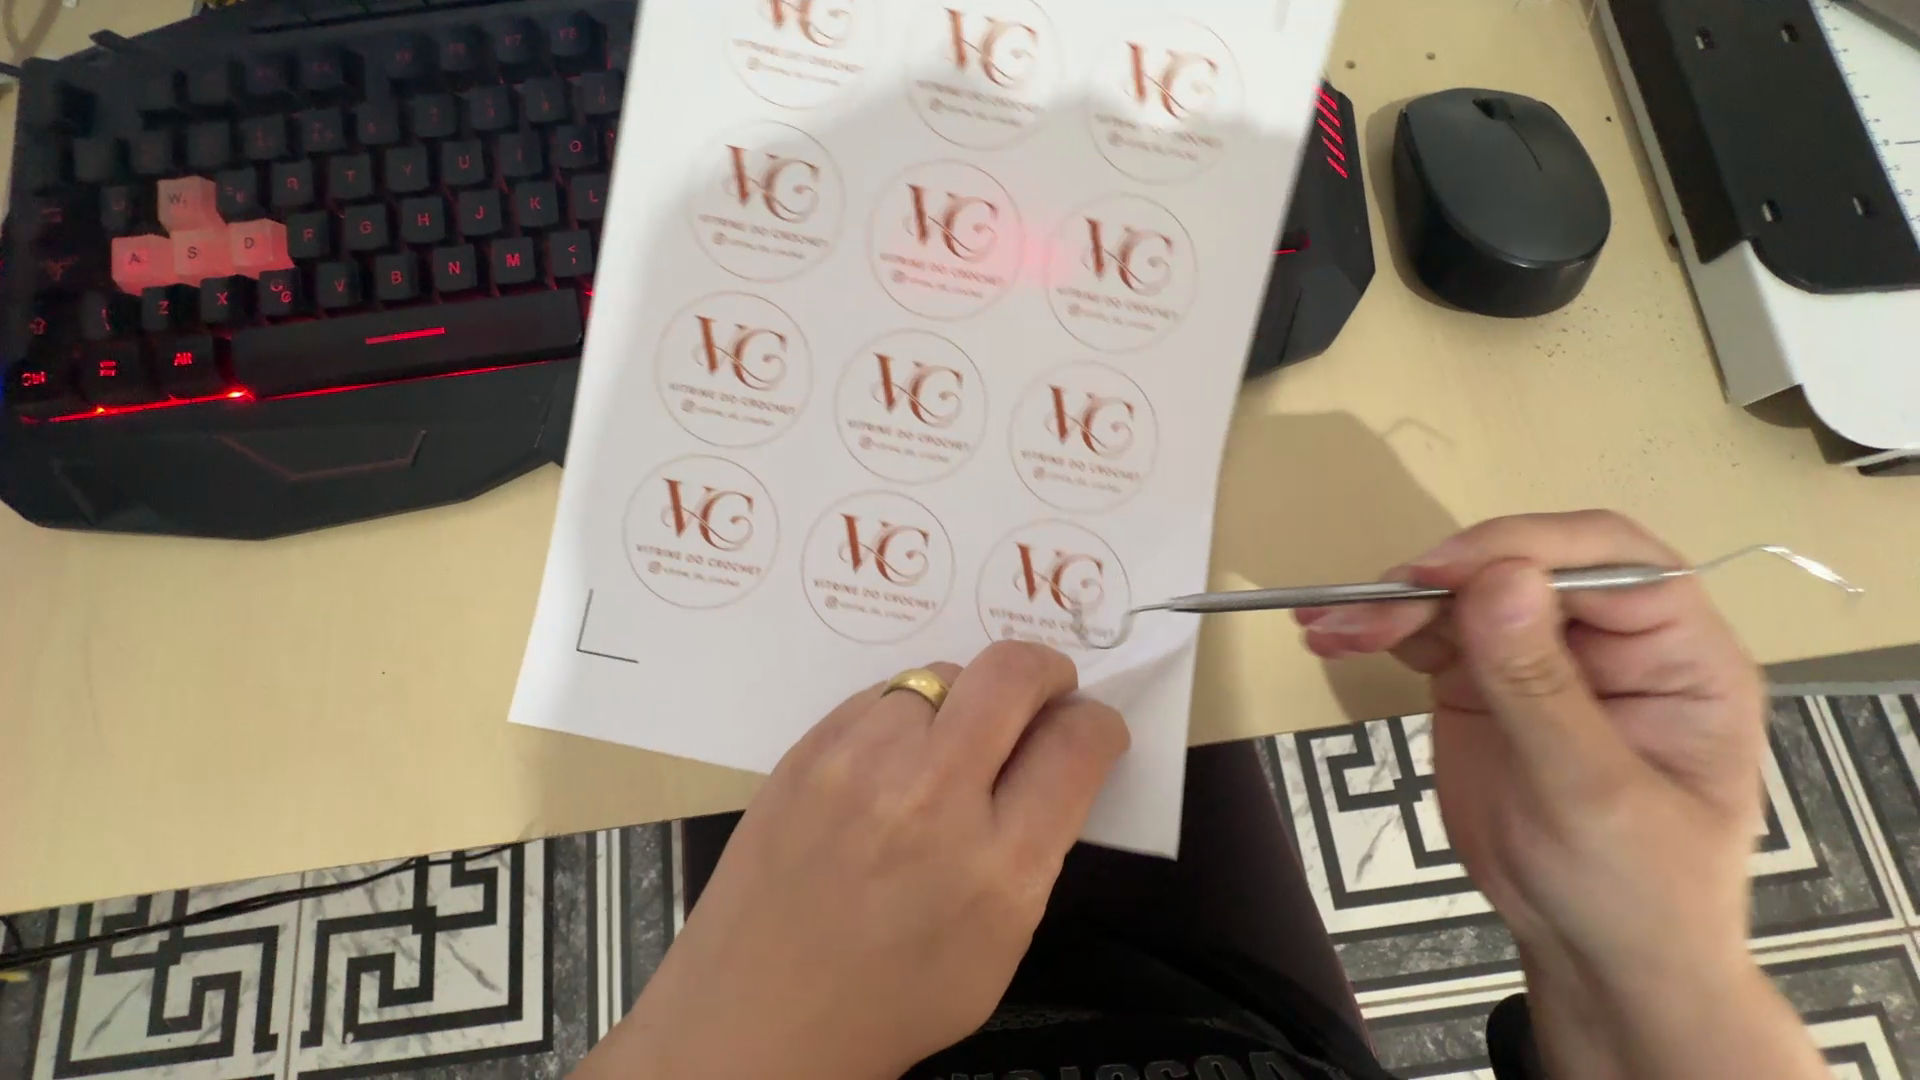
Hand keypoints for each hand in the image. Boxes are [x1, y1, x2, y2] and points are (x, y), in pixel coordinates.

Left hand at [576, 642, 1127, 1079]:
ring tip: (951, 742)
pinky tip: (892, 757)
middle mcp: (930, 796)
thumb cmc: (898, 993)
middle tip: (1046, 691)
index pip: (1075, 745)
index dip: (1099, 724)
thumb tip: (1057, 750)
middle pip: (1010, 674)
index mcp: (997, 865)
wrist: (759, 1016)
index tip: (1093, 726)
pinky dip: (906, 714)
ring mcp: (858, 762)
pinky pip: (881, 694)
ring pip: (941, 674)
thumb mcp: (1002, 941)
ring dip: (966, 699)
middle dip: (1046, 670)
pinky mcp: (807, 748)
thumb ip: (1038, 839)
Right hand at [1293, 511, 1820, 1079]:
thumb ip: (1540, 683)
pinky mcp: (1477, 678)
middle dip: (1432, 583)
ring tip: (1324, 628)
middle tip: (1359, 615)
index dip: (1518, 550)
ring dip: (1385, 606)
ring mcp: (1535, 655)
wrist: (1585, 943)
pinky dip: (1372, 632)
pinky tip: (1331, 639)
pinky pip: (1421, 634)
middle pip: (1513, 567)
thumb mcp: (1588, 789)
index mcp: (1674, 652)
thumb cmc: (1628, 883)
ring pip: (1455, 595)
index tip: (1436, 576)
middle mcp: (1603, 638)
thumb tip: (1500, 577)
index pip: (1605, 559)